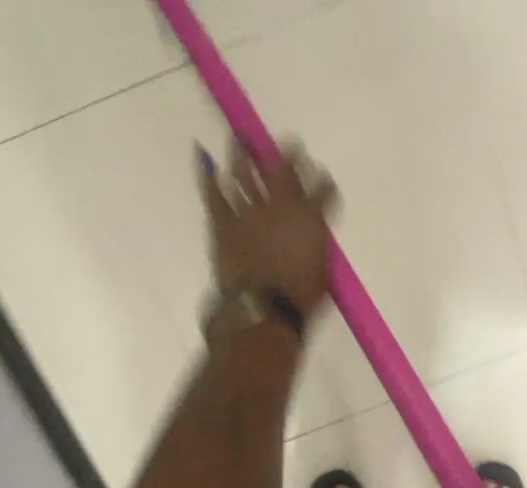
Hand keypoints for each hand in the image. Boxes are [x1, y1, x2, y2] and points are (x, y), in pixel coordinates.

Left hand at [199, 140, 338, 314]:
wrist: (262, 310)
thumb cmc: (299, 299)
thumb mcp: (322, 271)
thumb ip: (316, 245)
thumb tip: (311, 236)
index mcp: (311, 217)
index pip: (322, 189)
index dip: (323, 182)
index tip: (322, 178)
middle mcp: (280, 205)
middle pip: (284, 169)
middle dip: (288, 153)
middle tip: (287, 143)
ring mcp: (248, 211)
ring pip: (245, 173)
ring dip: (243, 154)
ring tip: (239, 138)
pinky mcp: (222, 222)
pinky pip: (213, 194)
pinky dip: (207, 176)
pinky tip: (202, 159)